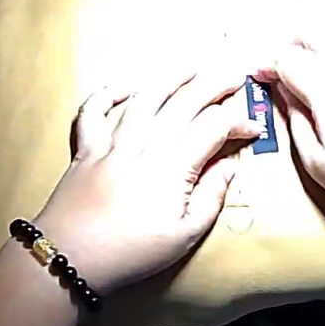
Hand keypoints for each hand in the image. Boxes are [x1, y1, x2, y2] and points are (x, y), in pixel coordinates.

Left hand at [31, 68, 263, 292]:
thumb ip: (212, 196)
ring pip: (145, 95)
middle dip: (214, 84)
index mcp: (173, 165)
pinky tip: (125, 88)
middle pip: (185, 100)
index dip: (239, 121)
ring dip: (171, 77)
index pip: (215, 127)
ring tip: (190, 68)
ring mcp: (113, 141)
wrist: (71, 257)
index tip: (254, 128)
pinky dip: (108, 93)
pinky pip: (95, 109)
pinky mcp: (87, 147)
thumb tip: (230, 167)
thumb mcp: (185, 234)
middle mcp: (145, 143)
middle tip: (234, 76)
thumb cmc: (131, 252)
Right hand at [258, 36, 324, 244]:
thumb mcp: (317, 163)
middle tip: (287, 63)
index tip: (264, 76)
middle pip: (314, 29)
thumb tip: (284, 93)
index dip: (270, 65)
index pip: (287, 57)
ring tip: (317, 65)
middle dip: (294, 41)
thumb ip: (294, 119)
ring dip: (323, 40)